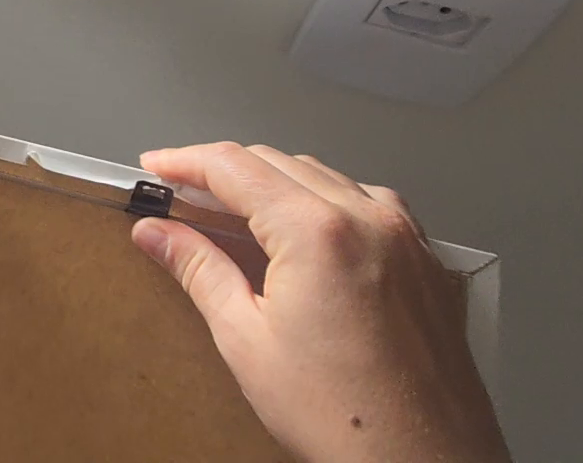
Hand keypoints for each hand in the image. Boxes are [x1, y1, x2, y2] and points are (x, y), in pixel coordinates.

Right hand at [130, 143, 507, 462]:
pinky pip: (366, 200)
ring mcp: (405, 239)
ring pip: (318, 173)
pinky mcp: (427, 264)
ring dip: (270, 178)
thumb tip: (154, 231)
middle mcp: (366, 220)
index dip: (183, 161)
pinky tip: (304, 226)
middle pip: (273, 160)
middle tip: (181, 192)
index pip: (232, 166)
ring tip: (234, 207)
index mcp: (316, 232)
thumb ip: (197, 269)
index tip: (154, 168)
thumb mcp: (245, 340)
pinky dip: (322, 197)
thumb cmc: (344, 421)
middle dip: (220, 169)